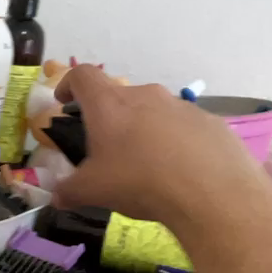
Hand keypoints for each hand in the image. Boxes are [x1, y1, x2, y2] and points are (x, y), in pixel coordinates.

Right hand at [52, 66, 271, 226]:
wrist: (214, 195)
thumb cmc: (140, 182)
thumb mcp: (91, 191)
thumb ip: (68, 190)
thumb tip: (57, 196)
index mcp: (109, 105)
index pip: (82, 76)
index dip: (69, 84)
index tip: (65, 102)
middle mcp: (146, 96)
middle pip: (119, 96)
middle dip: (109, 118)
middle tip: (107, 149)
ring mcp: (183, 107)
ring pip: (153, 111)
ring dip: (143, 130)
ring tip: (146, 164)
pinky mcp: (212, 123)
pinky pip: (184, 126)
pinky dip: (175, 142)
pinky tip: (179, 171)